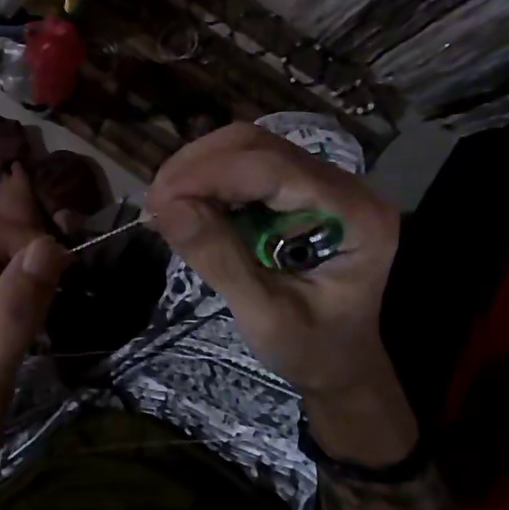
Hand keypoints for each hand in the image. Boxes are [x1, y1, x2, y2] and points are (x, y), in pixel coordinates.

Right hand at [147, 123, 416, 464]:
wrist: (345, 364)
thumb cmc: (316, 350)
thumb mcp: (267, 317)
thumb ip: (220, 260)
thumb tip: (165, 207)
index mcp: (353, 216)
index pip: (273, 169)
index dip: (210, 175)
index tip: (158, 200)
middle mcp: (341, 186)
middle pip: (259, 145)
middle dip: (199, 166)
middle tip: (155, 204)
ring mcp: (319, 184)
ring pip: (248, 148)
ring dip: (199, 169)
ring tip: (164, 207)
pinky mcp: (297, 192)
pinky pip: (246, 167)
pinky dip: (209, 180)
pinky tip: (185, 206)